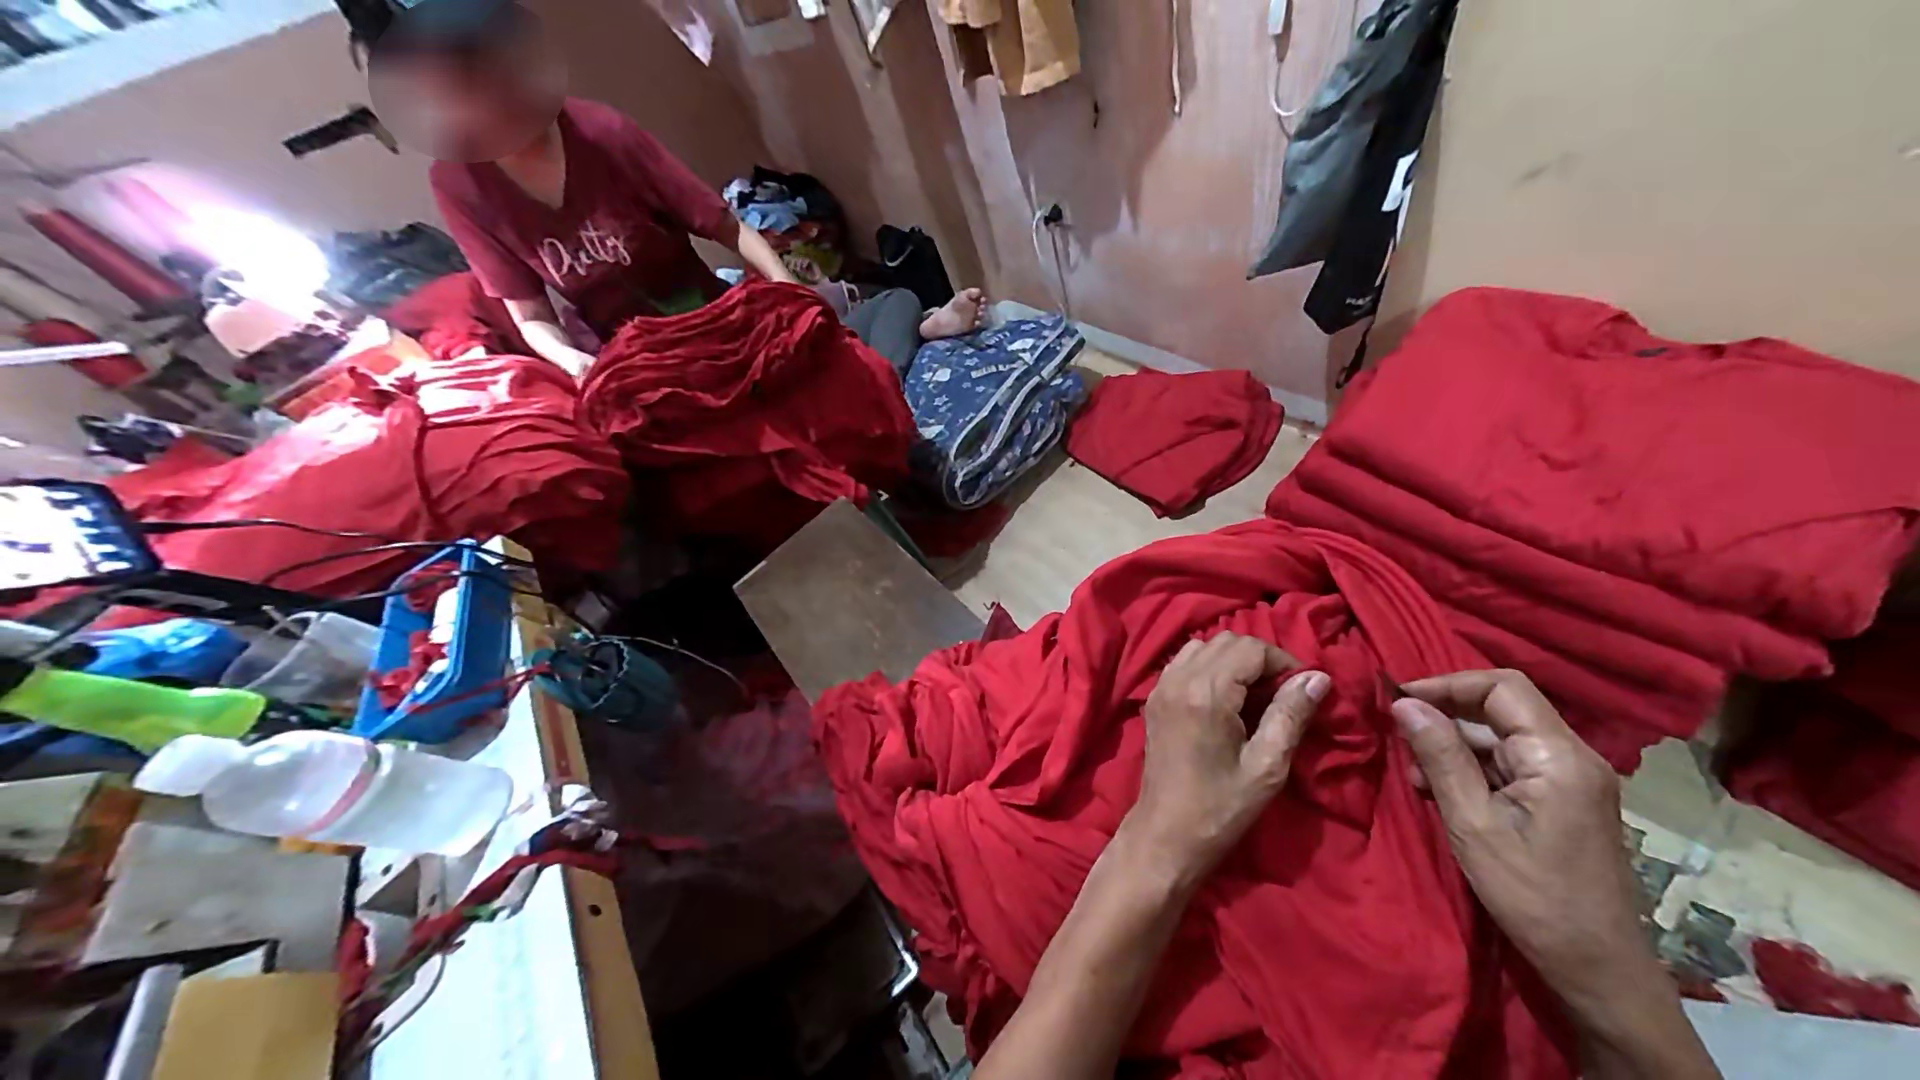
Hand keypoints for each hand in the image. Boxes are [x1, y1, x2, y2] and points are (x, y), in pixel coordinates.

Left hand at [1127, 633, 1328, 883]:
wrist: (1167, 832)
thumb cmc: (1221, 807)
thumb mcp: (1267, 766)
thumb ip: (1290, 715)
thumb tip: (1317, 678)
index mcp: (1205, 692)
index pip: (1250, 648)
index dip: (1283, 662)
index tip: (1304, 690)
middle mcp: (1178, 679)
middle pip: (1226, 641)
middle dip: (1260, 658)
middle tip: (1283, 694)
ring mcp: (1161, 686)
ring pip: (1203, 646)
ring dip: (1233, 660)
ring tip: (1255, 696)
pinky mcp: (1154, 698)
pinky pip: (1184, 662)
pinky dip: (1209, 667)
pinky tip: (1226, 700)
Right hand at [1390, 671, 1643, 996]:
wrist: (1594, 964)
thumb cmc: (1531, 893)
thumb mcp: (1472, 822)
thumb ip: (1440, 756)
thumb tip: (1404, 703)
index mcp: (1558, 756)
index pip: (1502, 687)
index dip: (1446, 684)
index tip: (1400, 699)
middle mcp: (1572, 756)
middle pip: (1499, 709)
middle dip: (1443, 717)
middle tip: (1399, 740)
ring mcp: (1569, 777)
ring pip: (1498, 735)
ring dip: (1451, 745)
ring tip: (1415, 776)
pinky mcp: (1561, 797)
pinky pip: (1507, 762)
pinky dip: (1468, 767)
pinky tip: (1438, 791)